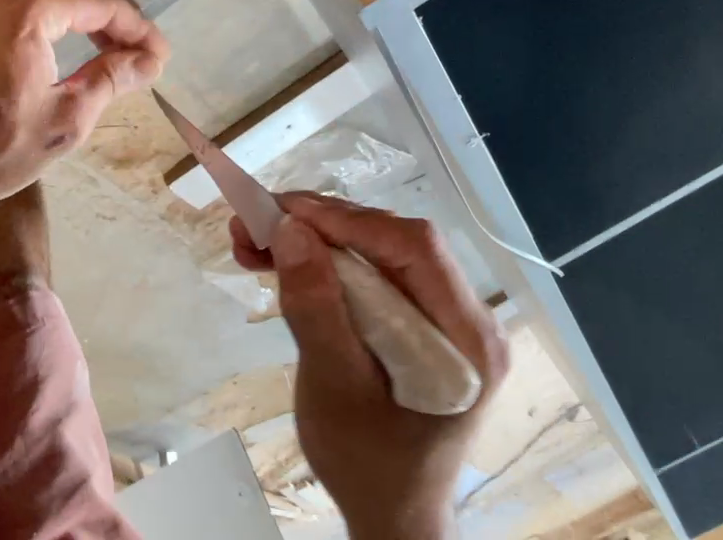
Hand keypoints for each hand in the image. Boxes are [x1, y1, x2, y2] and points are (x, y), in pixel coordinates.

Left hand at [0, 0, 168, 213]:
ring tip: (111, 48)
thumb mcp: (64, 119)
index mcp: (28, 8)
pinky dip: (57, 10)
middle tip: (140, 48)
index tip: (160, 58)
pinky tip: (70, 43)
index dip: (138, 28)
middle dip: (116, 7)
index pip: (101, 1)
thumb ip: (111, 78)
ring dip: (87, 5)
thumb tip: (149, 60)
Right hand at [232, 194, 509, 539]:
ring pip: (377, 251)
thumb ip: (316, 309)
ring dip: (314, 239)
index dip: (347, 221)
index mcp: (468, 337)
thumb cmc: (367, 462)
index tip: (282, 213)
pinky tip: (281, 261)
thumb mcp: (334, 389)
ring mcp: (444, 315)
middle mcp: (467, 315)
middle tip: (255, 223)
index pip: (414, 248)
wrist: (390, 512)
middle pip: (394, 242)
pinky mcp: (417, 320)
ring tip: (254, 239)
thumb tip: (291, 230)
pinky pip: (371, 273)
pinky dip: (323, 262)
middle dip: (321, 225)